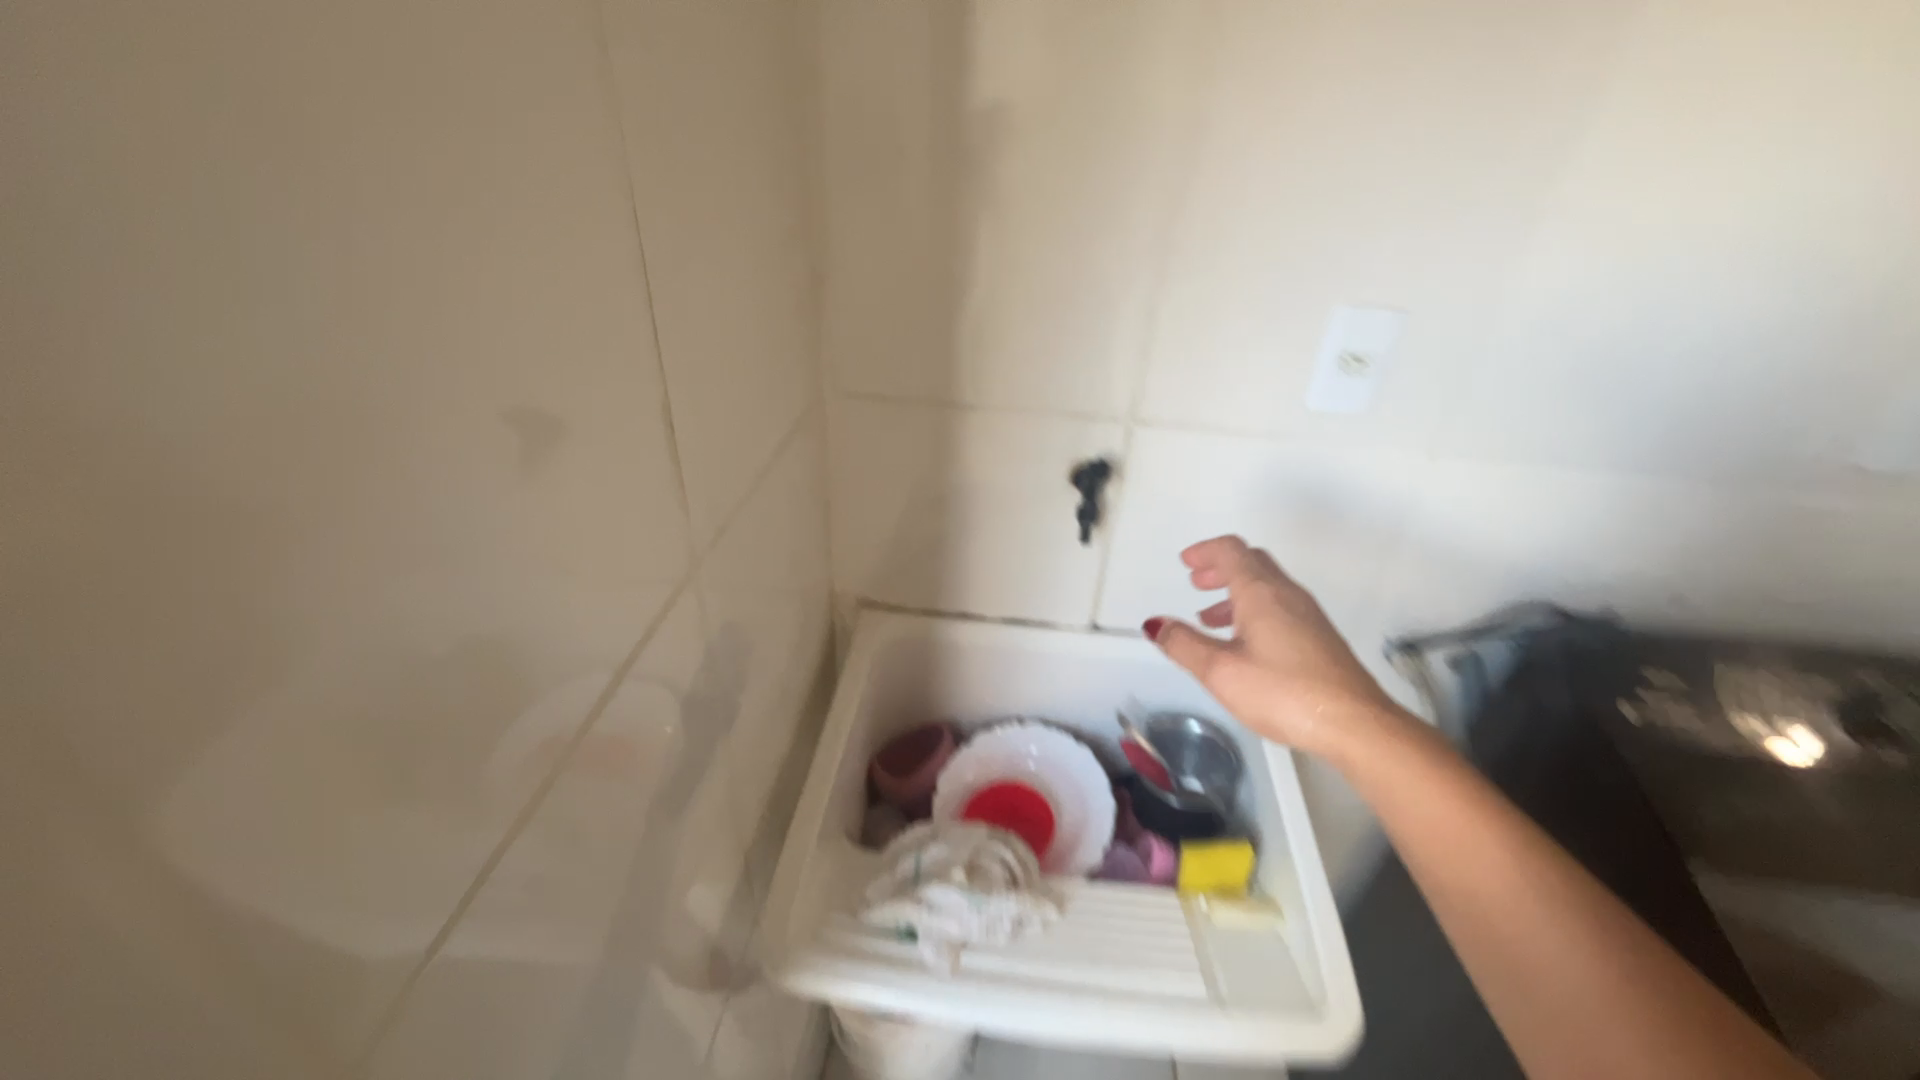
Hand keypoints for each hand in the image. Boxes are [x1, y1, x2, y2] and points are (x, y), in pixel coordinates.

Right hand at [1143, 535, 1414, 761]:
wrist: (1355, 724)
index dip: (1205, 551)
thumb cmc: (1283, 693)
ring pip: (1267, 587)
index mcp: (1261, 593)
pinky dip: (1253, 610)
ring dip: (1235, 592)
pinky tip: (1244, 644)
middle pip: (1252, 562)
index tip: (1185, 562)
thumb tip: (1156, 623)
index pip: (1231, 551)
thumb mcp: (1221, 672)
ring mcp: (1308, 616)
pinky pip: (1279, 607)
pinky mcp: (1319, 638)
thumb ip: (1185, 645)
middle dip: (1220, 568)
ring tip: (1210, 619)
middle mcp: (1287, 595)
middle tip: (1195, 583)